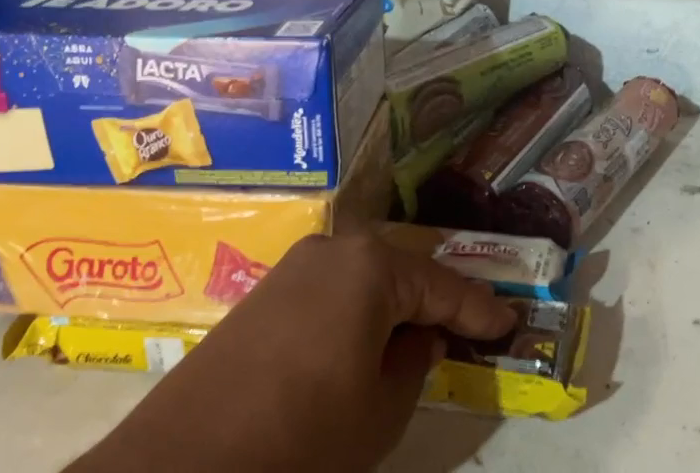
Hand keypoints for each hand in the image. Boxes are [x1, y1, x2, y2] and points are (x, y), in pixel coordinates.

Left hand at [67, 233, 515, 472]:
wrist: (190, 458)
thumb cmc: (306, 431)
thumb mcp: (381, 408)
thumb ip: (413, 363)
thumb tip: (418, 338)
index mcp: (371, 265)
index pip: (443, 287)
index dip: (480, 311)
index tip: (509, 323)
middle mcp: (334, 248)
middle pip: (402, 272)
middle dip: (435, 301)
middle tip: (470, 327)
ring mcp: (294, 267)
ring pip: (364, 278)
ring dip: (394, 306)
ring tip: (422, 335)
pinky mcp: (265, 293)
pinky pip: (331, 291)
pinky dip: (358, 311)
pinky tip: (368, 338)